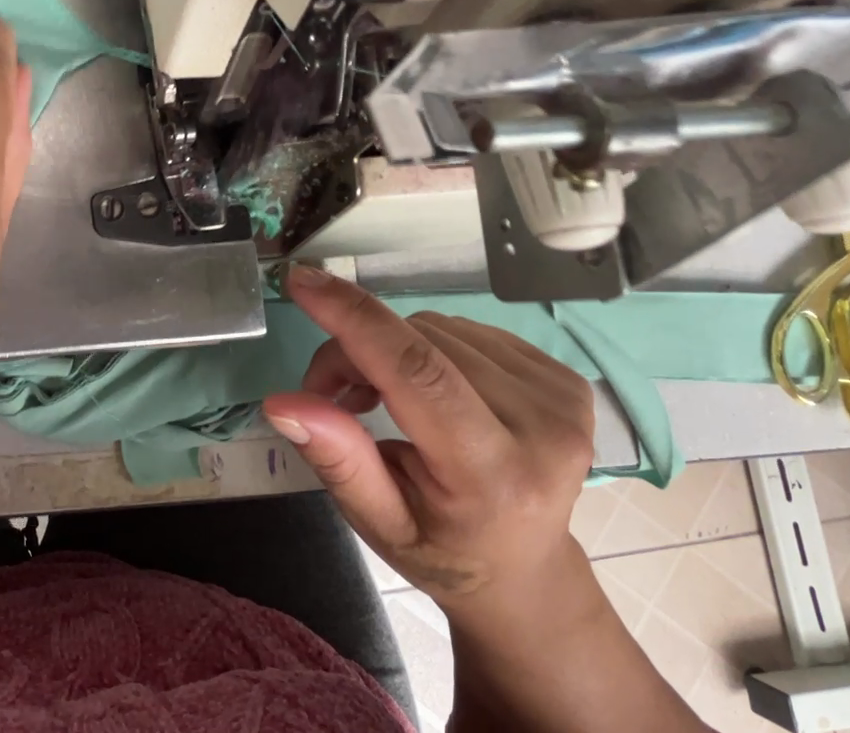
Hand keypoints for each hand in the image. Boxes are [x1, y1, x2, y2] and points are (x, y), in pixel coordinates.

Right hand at [261, 267, 594, 623]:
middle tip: (326, 394)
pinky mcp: (567, 379)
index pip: (418, 373)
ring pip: (438, 328)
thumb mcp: (376, 521)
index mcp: (495, 475)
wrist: (525, 570)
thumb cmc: (441, 551)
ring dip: (387, 347)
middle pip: (418, 343)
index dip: (356, 319)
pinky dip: (424, 347)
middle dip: (354, 350)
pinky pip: (466, 331)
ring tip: (374, 396)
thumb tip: (282, 403)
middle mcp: (545, 428)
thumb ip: (337, 460)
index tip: (302, 281)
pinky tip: (421, 387)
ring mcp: (564, 397)